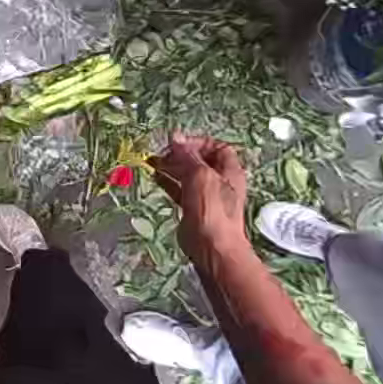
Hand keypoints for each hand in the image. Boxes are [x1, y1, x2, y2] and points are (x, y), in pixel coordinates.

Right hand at [150, 133, 251, 264]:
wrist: (212, 246)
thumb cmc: (212, 209)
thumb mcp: (200, 175)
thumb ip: (187, 156)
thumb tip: (175, 137)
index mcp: (229, 171)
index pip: (216, 147)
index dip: (197, 142)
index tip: (177, 144)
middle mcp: (220, 181)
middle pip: (200, 160)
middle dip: (180, 154)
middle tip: (162, 153)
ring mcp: (206, 195)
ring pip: (187, 173)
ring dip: (171, 165)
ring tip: (153, 162)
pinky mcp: (193, 207)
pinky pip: (179, 188)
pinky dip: (167, 181)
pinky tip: (156, 176)